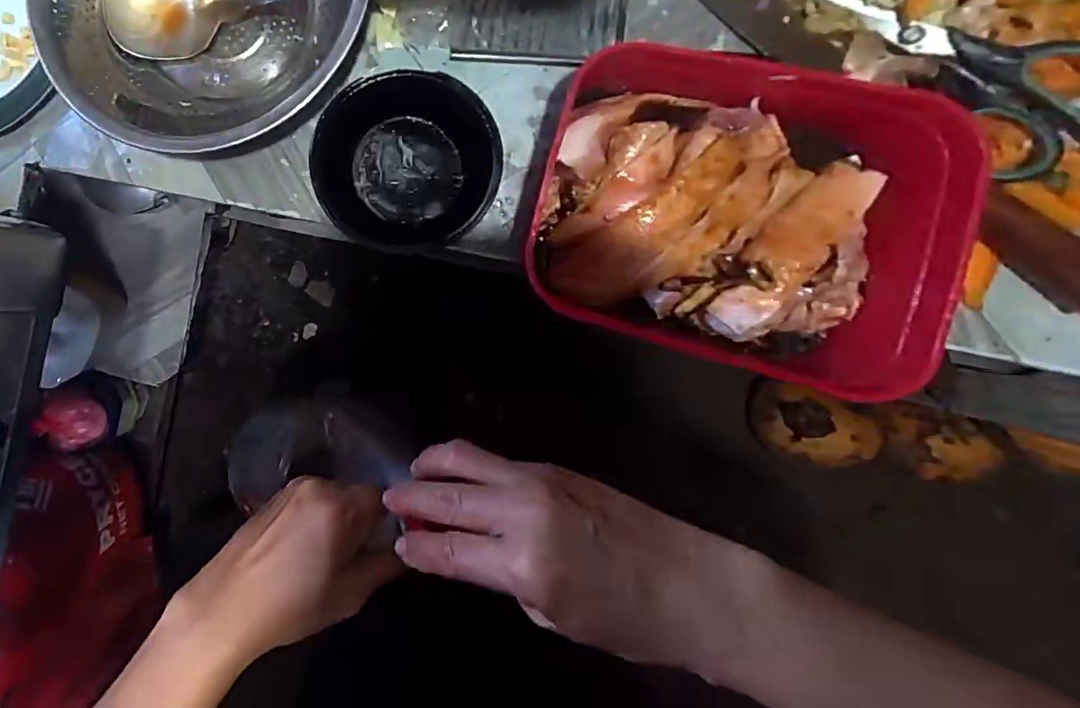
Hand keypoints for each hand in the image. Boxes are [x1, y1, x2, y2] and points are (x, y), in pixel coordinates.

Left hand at [170, 476, 404, 664]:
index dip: (388, 519)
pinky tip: (304, 549)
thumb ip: (384, 566)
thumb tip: (404, 552)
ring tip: (327, 555)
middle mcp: (316, 485)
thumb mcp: (349, 594)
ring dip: (337, 518)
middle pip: (355, 494)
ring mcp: (291, 488)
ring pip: (331, 496)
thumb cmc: (293, 604)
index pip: (381, 495)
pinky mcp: (273, 496)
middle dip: (362, 519)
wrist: (227, 603)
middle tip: (357, 554)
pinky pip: (309, 500)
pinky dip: (315, 517)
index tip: (386, 543)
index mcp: (338, 505)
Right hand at [384, 440, 753, 672]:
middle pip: (449, 497)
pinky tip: (459, 475)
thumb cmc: (628, 621)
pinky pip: (494, 461)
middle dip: (412, 498)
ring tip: (414, 473)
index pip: (450, 550)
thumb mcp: (556, 617)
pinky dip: (466, 464)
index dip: (418, 547)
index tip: (396, 543)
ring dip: (433, 465)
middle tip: (387, 499)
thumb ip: (507, 580)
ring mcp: (537, 481)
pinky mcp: (552, 466)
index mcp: (523, 564)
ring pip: (466, 460)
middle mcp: (523, 512)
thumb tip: (474, 553)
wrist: (692, 583)